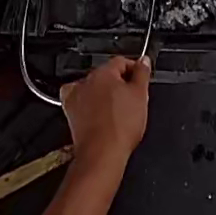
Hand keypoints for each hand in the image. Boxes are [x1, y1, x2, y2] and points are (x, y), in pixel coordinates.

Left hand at [60, 55, 151, 178]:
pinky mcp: (71, 111)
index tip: (141, 78)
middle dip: (120, 83)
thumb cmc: (119, 128)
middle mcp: (87, 80)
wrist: (102, 154)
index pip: (122, 61)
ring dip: (104, 93)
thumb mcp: (140, 95)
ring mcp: (76, 95)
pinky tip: (97, 110)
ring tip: (117, 109)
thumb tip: (144, 60)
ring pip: (94, 86)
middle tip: (132, 98)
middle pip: (107, 73)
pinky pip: (80, 99)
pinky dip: (88, 102)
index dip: (135, 70)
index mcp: (104, 72)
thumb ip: (143, 73)